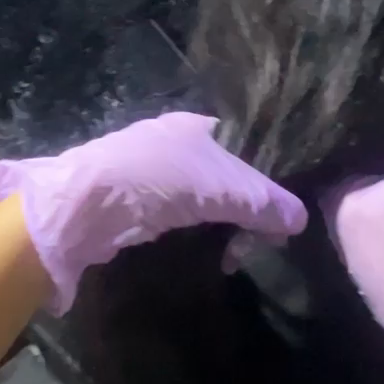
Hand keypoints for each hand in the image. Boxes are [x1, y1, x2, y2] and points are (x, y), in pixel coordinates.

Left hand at [0, 112, 306, 313]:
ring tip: (232, 258)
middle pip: (226, 179)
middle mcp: (172, 143)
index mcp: (195, 126)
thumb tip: (300, 220)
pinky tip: (205, 256)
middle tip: (256, 246)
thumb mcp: (221, 188)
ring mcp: (148, 173)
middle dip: (244, 213)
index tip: (280, 218)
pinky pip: (178, 220)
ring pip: (202, 203)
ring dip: (221, 230)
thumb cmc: (156, 180)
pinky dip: (195, 238)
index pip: (246, 149)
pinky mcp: (131, 203)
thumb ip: (263, 202)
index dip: (267, 181)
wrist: (82, 206)